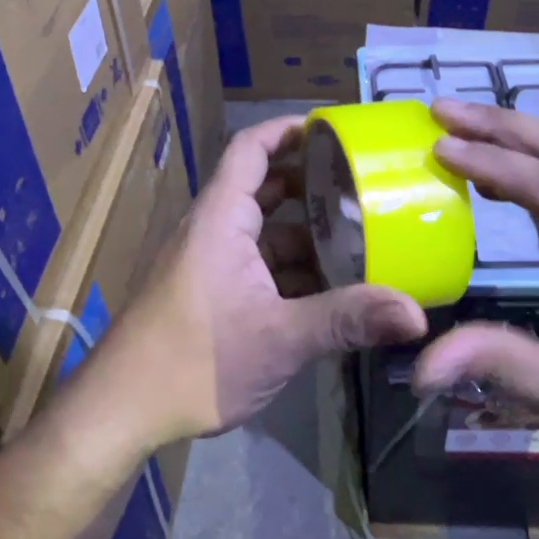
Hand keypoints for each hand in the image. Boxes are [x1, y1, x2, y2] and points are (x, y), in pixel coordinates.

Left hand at [105, 116, 427, 445]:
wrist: (122, 408)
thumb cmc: (195, 359)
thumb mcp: (280, 338)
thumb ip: (346, 319)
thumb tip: (415, 314)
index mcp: (221, 218)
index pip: (251, 149)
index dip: (288, 130)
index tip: (334, 130)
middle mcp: (213, 229)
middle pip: (263, 187)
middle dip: (311, 185)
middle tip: (363, 187)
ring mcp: (209, 262)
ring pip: (263, 232)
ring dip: (305, 234)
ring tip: (360, 237)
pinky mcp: (209, 293)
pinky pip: (256, 264)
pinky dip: (290, 269)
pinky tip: (329, 289)